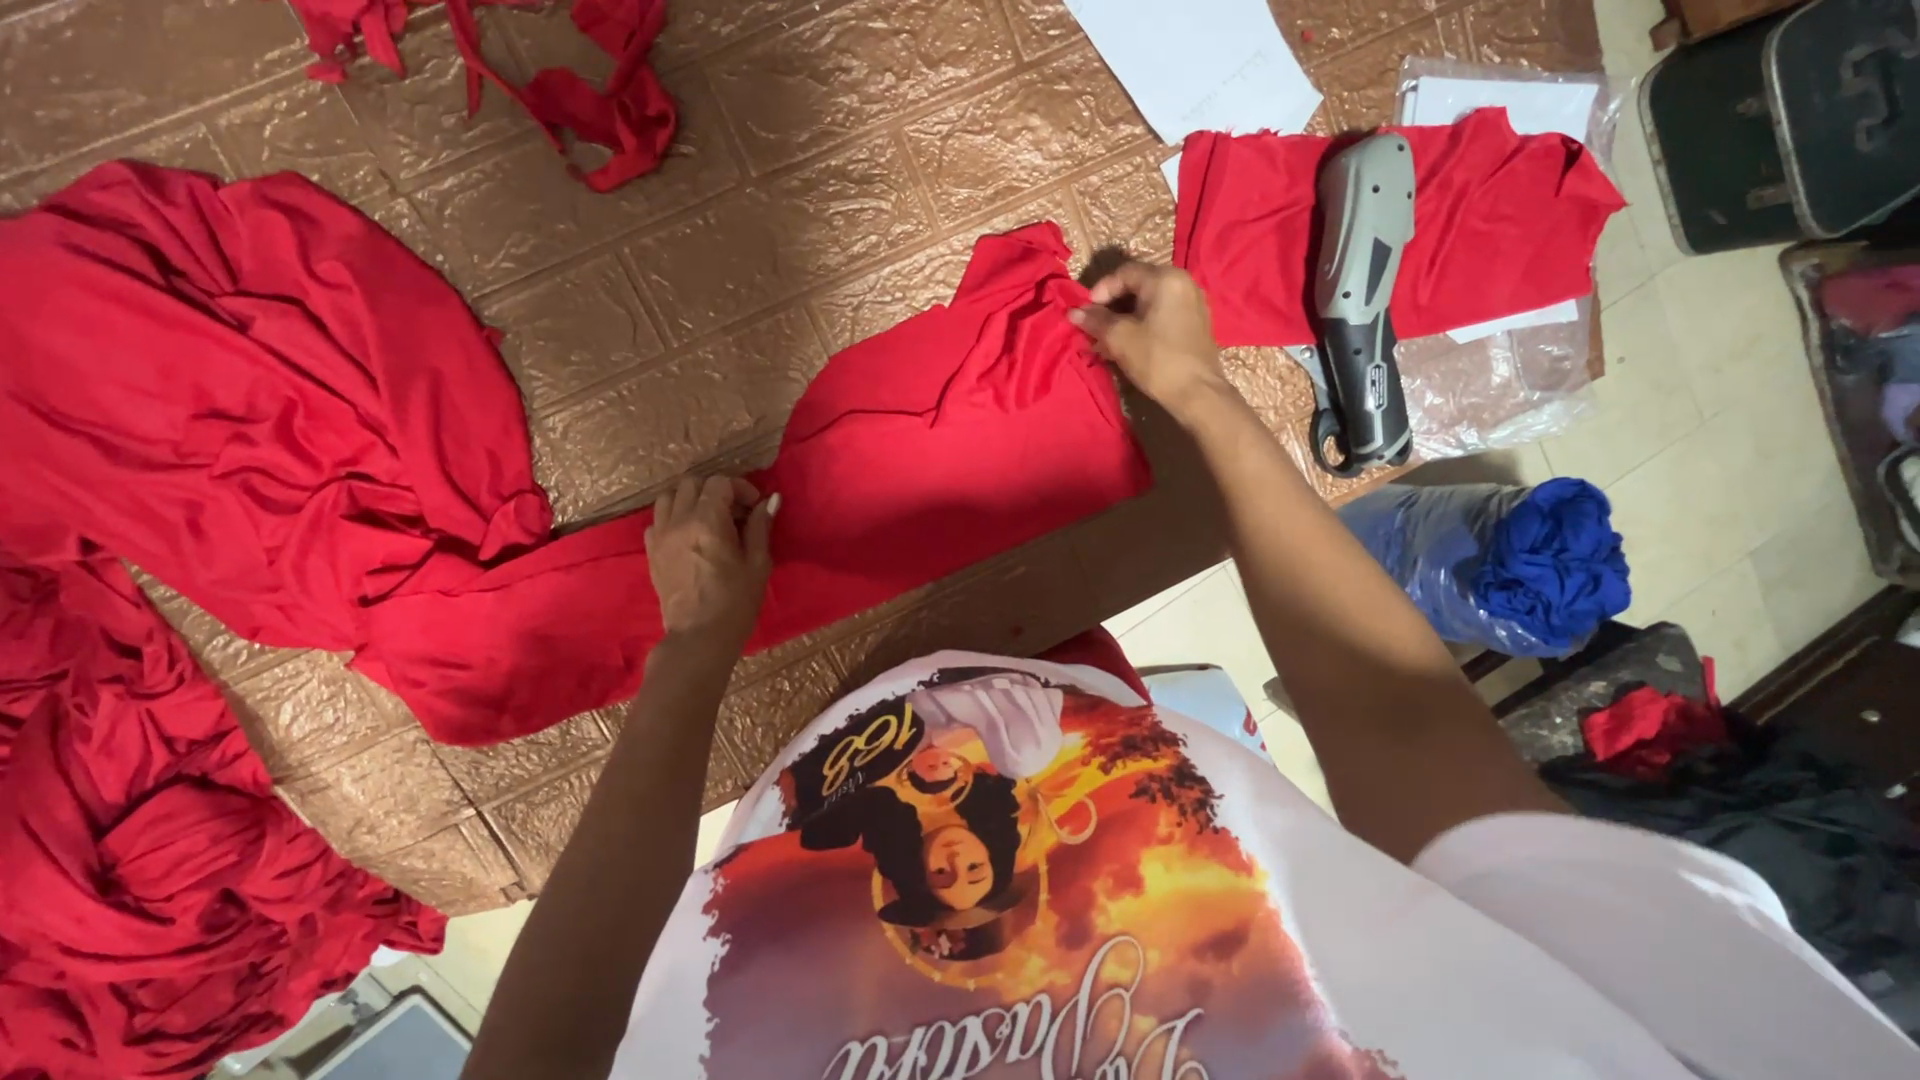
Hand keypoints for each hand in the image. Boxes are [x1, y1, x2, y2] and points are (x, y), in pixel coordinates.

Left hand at [645, 476, 776, 652]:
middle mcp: (679, 521)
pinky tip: (689, 536)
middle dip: (716, 491)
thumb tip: (771, 499)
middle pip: (692, 484)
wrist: (699, 637)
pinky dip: (673, 518)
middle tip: (735, 512)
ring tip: (708, 519)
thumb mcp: (757, 564)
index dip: (740, 488)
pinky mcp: (651, 552)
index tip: (754, 507)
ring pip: (669, 497)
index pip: (720, 483)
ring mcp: (660, 536)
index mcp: (707, 521)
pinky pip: (657, 521)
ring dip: (690, 500)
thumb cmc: (736, 603)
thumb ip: (761, 527)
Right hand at [1070, 262, 1228, 415]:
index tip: (1086, 312)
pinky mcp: (1195, 323)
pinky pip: (1163, 315)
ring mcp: (1193, 303)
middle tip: (1095, 327)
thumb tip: (1074, 312)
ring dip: (1125, 318)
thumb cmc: (1156, 359)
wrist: (1197, 392)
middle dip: (1112, 306)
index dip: (1101, 290)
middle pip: (1138, 286)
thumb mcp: (1119, 338)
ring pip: (1150, 303)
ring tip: (1108, 340)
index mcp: (1165, 279)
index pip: (1125, 272)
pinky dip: (1143, 324)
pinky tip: (1129, 344)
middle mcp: (1183, 283)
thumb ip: (1095, 321)